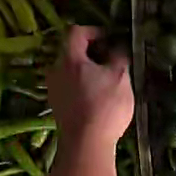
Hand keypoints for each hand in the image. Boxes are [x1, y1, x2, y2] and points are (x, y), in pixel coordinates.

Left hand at [49, 25, 131, 154]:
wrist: (86, 144)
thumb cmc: (105, 106)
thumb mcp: (120, 77)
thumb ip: (119, 57)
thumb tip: (118, 47)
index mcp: (70, 58)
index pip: (76, 32)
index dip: (95, 30)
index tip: (111, 38)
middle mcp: (56, 70)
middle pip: (72, 51)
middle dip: (92, 52)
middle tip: (112, 60)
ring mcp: (54, 89)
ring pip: (71, 70)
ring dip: (88, 70)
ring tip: (107, 80)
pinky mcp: (57, 106)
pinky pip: (70, 87)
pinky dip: (83, 85)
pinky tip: (98, 97)